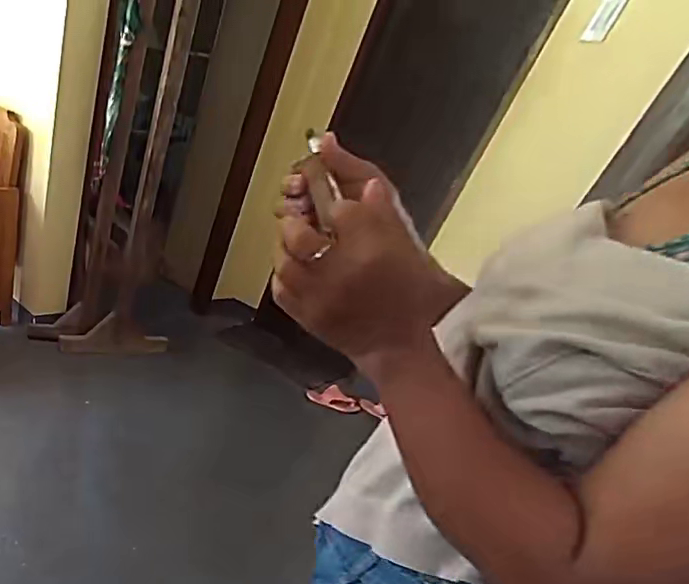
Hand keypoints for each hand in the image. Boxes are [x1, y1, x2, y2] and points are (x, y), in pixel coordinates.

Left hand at [273, 135, 464, 376]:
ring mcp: (320, 297)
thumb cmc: (407, 272)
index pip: (329, 200)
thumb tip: (325, 142)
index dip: (317, 187)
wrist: (406, 335)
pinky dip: (284, 272)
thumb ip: (360, 178)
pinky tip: (298, 266)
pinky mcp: (308, 319)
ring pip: (284, 260)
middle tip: (303, 213)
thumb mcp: (396, 218)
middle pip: (297, 231)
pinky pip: (281, 288)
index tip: (316, 183)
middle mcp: (339, 268)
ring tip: (301, 240)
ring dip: (286, 245)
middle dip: (296, 217)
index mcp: (370, 237)